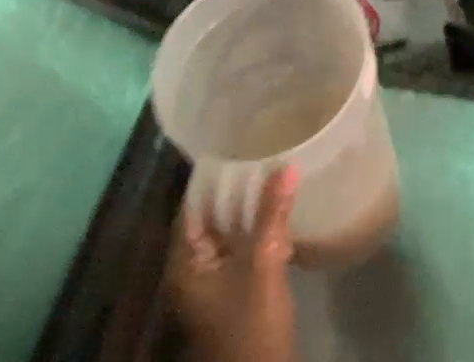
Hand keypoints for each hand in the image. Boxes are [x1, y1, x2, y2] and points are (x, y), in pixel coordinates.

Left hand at [167, 165, 299, 361]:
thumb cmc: (253, 326)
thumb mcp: (264, 265)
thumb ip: (272, 215)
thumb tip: (288, 166)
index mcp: (185, 262)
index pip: (191, 206)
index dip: (212, 178)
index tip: (235, 147)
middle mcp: (192, 271)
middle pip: (210, 220)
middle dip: (234, 193)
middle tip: (260, 157)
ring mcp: (211, 287)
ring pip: (227, 237)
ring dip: (248, 214)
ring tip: (273, 178)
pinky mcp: (232, 298)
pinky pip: (239, 255)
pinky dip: (255, 236)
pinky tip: (278, 219)